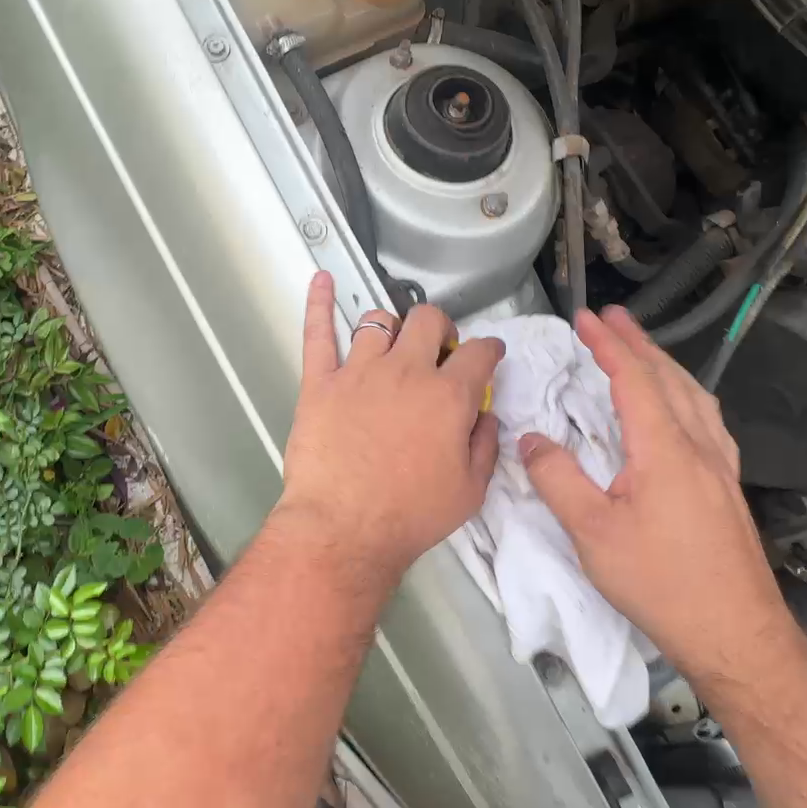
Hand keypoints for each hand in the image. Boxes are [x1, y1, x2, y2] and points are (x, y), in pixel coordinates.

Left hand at [275, 272, 504, 584]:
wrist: (344, 527)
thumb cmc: (411, 514)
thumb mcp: (470, 489)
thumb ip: (484, 444)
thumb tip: (484, 414)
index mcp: (448, 395)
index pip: (479, 352)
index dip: (488, 349)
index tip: (488, 353)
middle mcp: (405, 370)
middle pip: (427, 320)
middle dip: (439, 328)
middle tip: (437, 350)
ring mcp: (358, 371)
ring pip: (377, 321)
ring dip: (391, 328)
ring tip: (391, 344)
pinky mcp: (319, 381)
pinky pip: (318, 332)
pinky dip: (318, 302)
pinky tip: (320, 279)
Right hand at [519, 306, 806, 684]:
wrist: (735, 634)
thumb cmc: (658, 581)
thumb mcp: (591, 532)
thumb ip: (558, 479)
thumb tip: (531, 440)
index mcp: (666, 450)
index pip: (636, 380)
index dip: (609, 345)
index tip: (585, 317)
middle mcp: (700, 447)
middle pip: (670, 378)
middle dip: (638, 343)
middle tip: (611, 317)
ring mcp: (720, 467)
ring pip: (695, 396)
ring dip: (664, 364)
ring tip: (640, 348)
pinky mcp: (727, 488)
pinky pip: (707, 419)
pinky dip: (685, 394)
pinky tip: (681, 407)